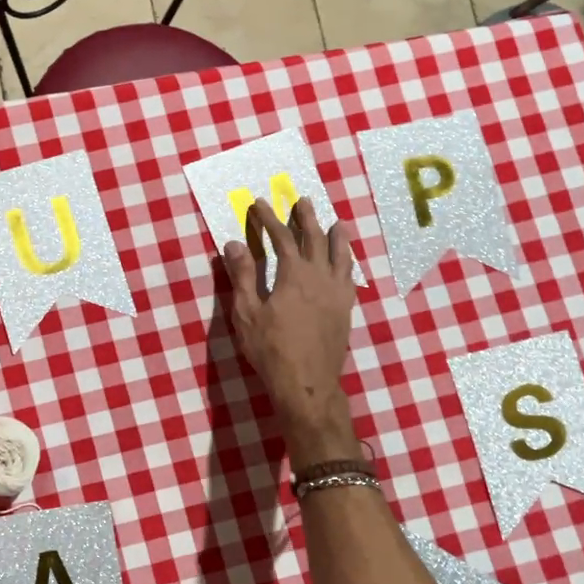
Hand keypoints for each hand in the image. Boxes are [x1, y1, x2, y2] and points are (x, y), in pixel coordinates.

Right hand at [221, 197, 359, 466]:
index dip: (269, 219)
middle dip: (306, 218)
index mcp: (294, 275)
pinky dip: (347, 262)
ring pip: (340, 256)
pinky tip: (346, 262)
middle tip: (302, 200)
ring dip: (336, 236)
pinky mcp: (346, 309)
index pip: (281, 238)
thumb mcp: (247, 312)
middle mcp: (320, 278)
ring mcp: (337, 293)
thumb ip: (243, 276)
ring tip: (337, 223)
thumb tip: (234, 244)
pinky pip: (349, 276)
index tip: (260, 204)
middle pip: (314, 240)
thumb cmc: (271, 349)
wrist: (307, 383)